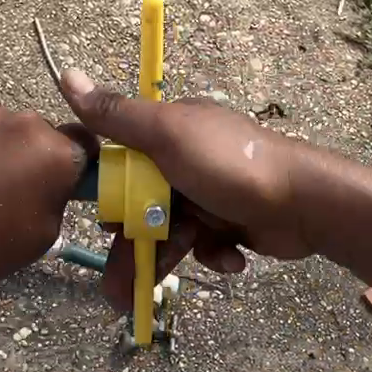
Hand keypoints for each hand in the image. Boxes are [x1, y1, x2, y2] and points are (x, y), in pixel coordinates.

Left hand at [0, 103, 92, 307]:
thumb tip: (53, 179)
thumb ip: (58, 194)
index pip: (81, 141)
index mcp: (55, 153)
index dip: (70, 158)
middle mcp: (21, 122)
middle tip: (4, 184)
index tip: (54, 176)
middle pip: (35, 131)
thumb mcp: (44, 234)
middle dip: (26, 152)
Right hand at [58, 68, 317, 308]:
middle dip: (135, 245)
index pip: (124, 165)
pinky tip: (229, 257)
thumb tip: (65, 75)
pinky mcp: (231, 221)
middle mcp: (187, 160)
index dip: (115, 198)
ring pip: (171, 232)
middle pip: (145, 207)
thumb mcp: (166, 135)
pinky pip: (205, 243)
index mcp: (169, 133)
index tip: (110, 223)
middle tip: (119, 287)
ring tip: (145, 296)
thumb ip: (116, 116)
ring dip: (165, 259)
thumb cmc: (229, 165)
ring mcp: (210, 192)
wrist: (305, 203)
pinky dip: (213, 253)